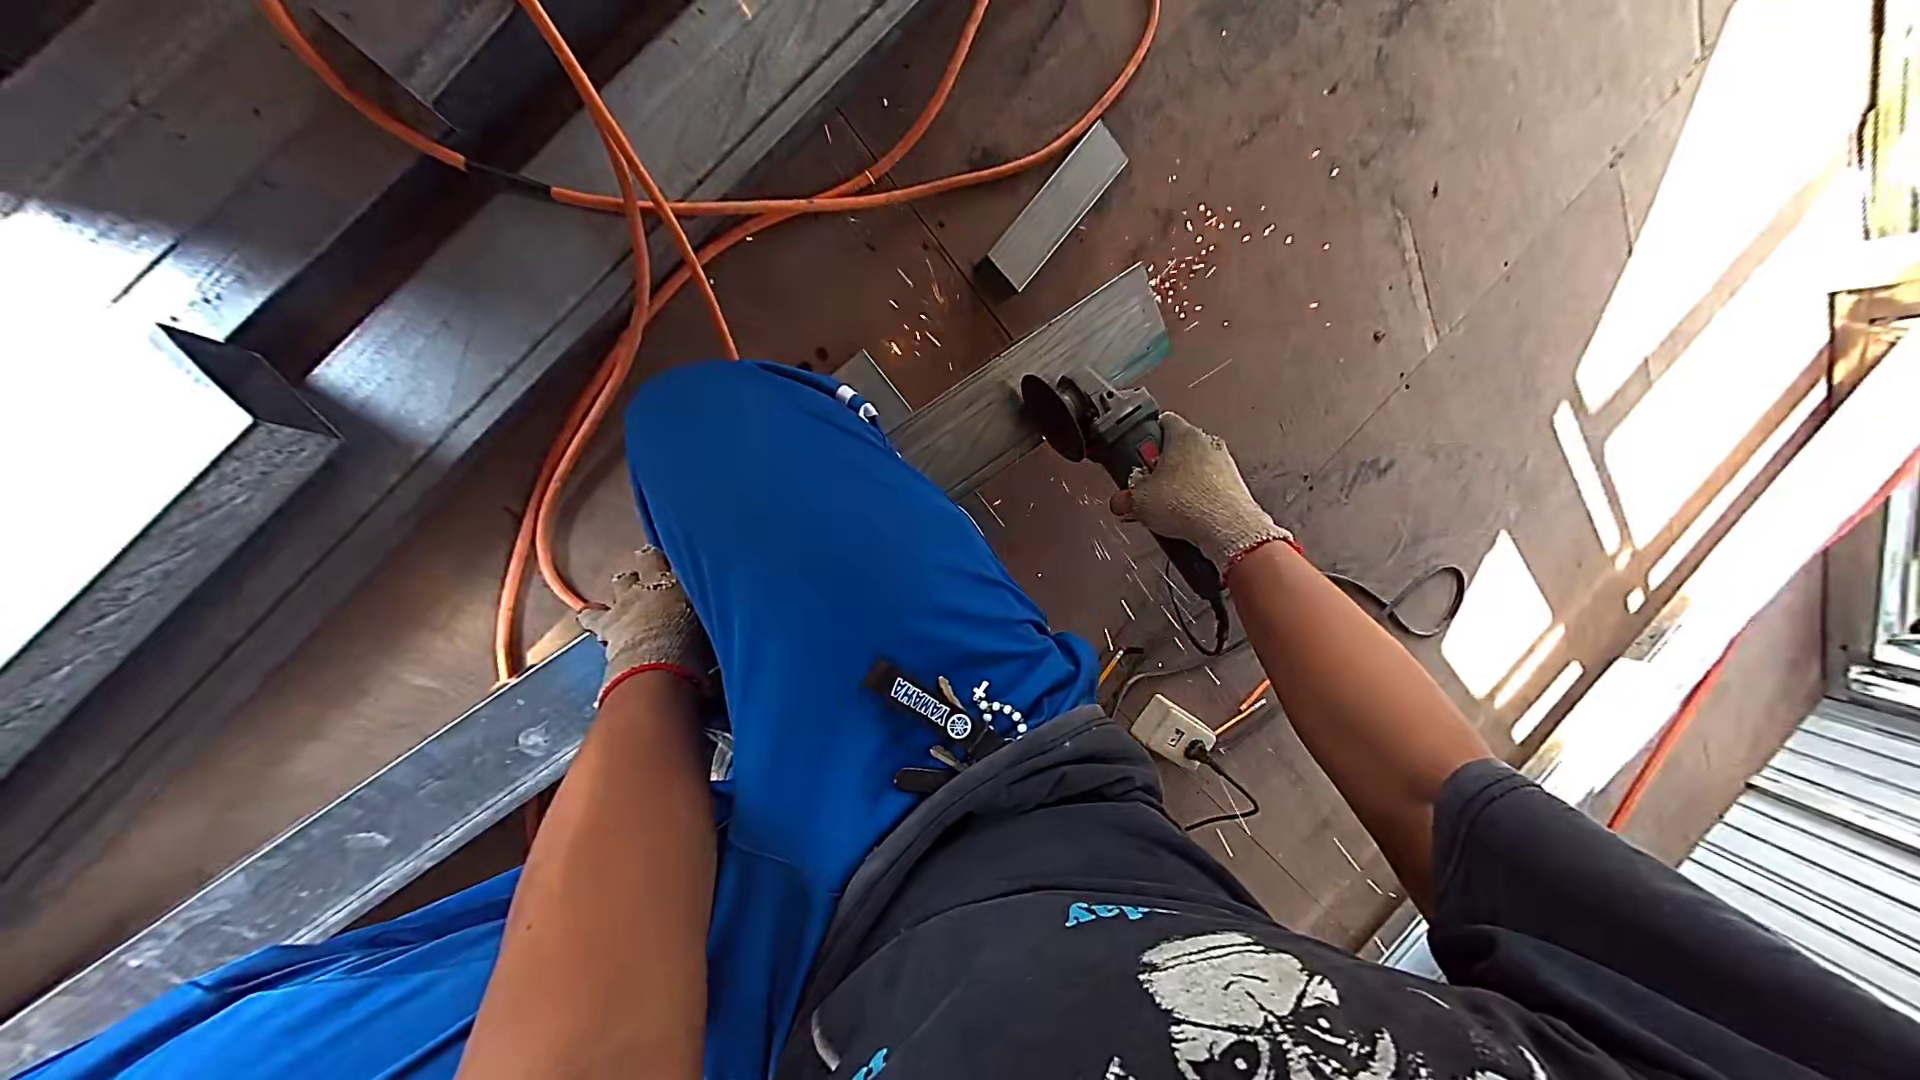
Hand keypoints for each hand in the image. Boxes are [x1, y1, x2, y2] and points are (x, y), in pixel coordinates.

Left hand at [577, 547, 714, 702]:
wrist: (658, 667)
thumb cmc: (693, 647)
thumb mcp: (709, 625)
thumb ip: (707, 612)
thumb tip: (715, 612)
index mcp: (675, 581)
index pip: (667, 559)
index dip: (665, 560)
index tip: (670, 563)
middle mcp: (648, 585)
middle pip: (643, 563)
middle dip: (644, 570)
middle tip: (651, 579)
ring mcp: (624, 603)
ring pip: (619, 582)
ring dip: (622, 588)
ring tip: (628, 595)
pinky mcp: (605, 624)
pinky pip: (591, 615)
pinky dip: (591, 615)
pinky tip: (589, 615)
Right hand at [1108, 412, 1289, 569]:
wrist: (1226, 528)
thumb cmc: (1189, 504)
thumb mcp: (1139, 501)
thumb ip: (1124, 497)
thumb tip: (1119, 500)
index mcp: (1183, 435)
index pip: (1162, 421)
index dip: (1147, 437)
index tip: (1139, 454)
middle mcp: (1207, 443)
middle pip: (1178, 447)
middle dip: (1162, 466)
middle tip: (1148, 487)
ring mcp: (1224, 463)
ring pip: (1195, 468)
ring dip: (1181, 483)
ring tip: (1167, 506)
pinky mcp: (1234, 485)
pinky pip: (1209, 486)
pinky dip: (1198, 497)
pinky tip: (1187, 516)